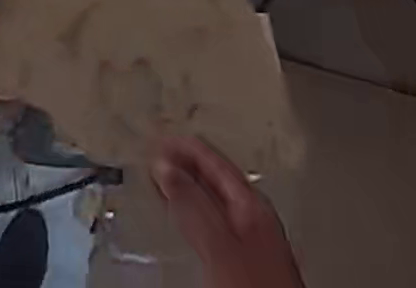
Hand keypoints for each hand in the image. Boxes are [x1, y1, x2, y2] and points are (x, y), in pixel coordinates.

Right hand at [150, 135, 305, 287]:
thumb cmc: (257, 285)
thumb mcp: (217, 242)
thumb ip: (191, 202)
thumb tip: (167, 168)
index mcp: (251, 202)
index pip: (211, 158)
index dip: (182, 147)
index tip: (159, 141)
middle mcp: (254, 213)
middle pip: (212, 174)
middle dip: (183, 163)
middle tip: (158, 155)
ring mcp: (252, 235)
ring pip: (211, 196)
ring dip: (185, 185)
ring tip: (163, 179)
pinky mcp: (245, 256)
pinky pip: (212, 218)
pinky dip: (192, 209)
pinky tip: (182, 216)